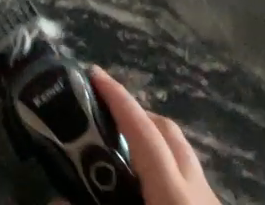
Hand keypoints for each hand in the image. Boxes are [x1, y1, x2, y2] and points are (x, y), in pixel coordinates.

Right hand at [90, 67, 219, 204]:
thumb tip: (54, 196)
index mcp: (172, 191)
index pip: (142, 131)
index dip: (117, 98)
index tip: (94, 72)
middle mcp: (196, 188)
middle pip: (167, 131)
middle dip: (135, 112)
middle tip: (102, 110)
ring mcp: (209, 199)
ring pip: (181, 153)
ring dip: (151, 139)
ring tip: (120, 147)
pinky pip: (186, 175)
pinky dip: (164, 166)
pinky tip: (145, 184)